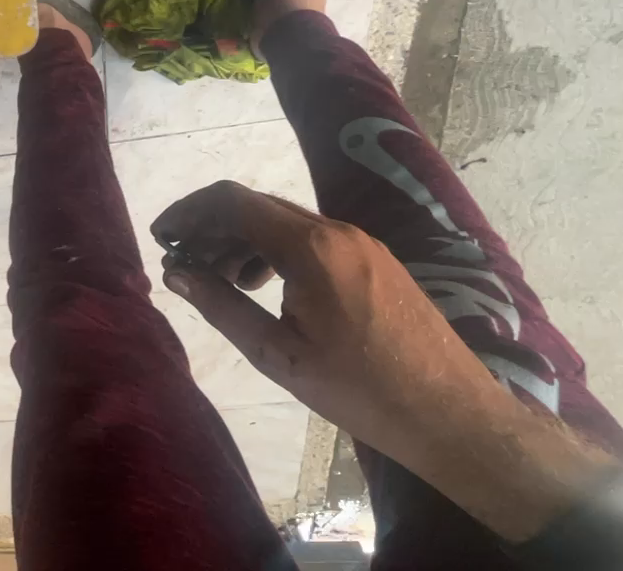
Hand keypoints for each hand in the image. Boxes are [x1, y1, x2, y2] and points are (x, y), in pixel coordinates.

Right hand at [153, 182, 614, 541]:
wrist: (460, 421)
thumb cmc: (362, 390)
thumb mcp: (278, 354)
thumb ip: (220, 305)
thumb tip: (175, 272)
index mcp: (310, 247)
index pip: (231, 202)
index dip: (188, 212)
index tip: (162, 237)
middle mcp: (335, 231)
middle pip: (253, 205)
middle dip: (209, 226)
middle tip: (181, 260)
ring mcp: (360, 243)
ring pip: (280, 221)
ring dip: (238, 239)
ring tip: (214, 277)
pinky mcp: (374, 260)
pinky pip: (308, 237)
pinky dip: (270, 249)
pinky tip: (259, 283)